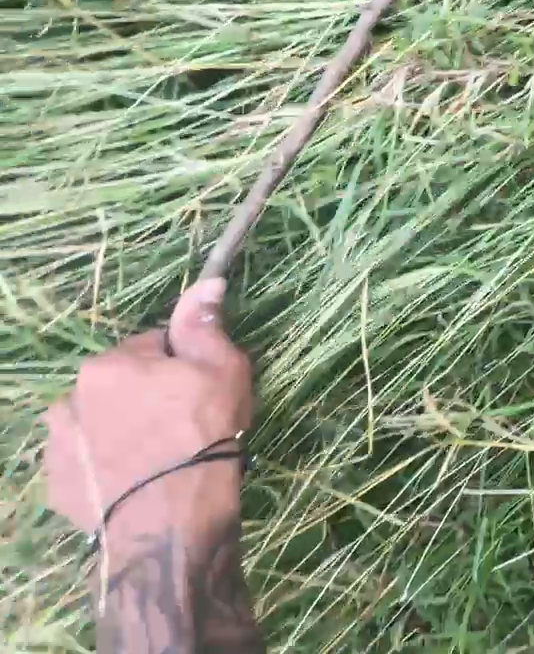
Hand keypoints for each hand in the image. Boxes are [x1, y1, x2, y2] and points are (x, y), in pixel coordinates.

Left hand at [41, 278, 252, 548]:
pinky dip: (108, 457)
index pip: (151, 345)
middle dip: (147, 391)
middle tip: (186, 413)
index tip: (202, 381)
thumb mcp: (221, 366)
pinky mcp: (56, 481)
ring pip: (98, 419)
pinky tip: (138, 469)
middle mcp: (69, 398)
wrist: (169, 504)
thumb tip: (204, 284)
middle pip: (119, 382)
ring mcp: (55, 443)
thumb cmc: (203, 424)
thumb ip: (202, 326)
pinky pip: (86, 456)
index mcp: (110, 365)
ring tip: (159, 445)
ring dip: (122, 423)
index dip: (182, 360)